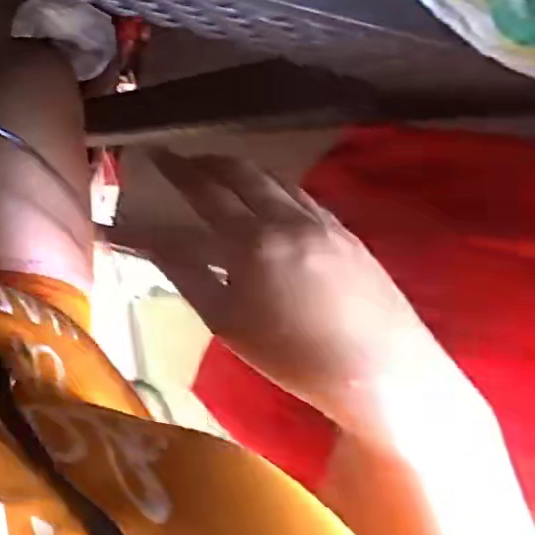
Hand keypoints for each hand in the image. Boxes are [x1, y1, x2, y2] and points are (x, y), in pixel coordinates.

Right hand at [121, 153, 469, 439]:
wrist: (388, 380)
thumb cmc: (292, 355)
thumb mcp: (223, 318)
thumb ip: (183, 271)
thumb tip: (147, 241)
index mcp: (253, 240)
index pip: (205, 190)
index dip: (175, 169)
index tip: (154, 153)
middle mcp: (290, 219)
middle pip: (242, 173)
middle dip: (208, 161)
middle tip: (184, 161)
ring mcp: (325, 224)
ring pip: (276, 179)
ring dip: (242, 170)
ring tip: (220, 173)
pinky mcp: (350, 235)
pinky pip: (303, 196)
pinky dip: (274, 187)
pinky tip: (269, 200)